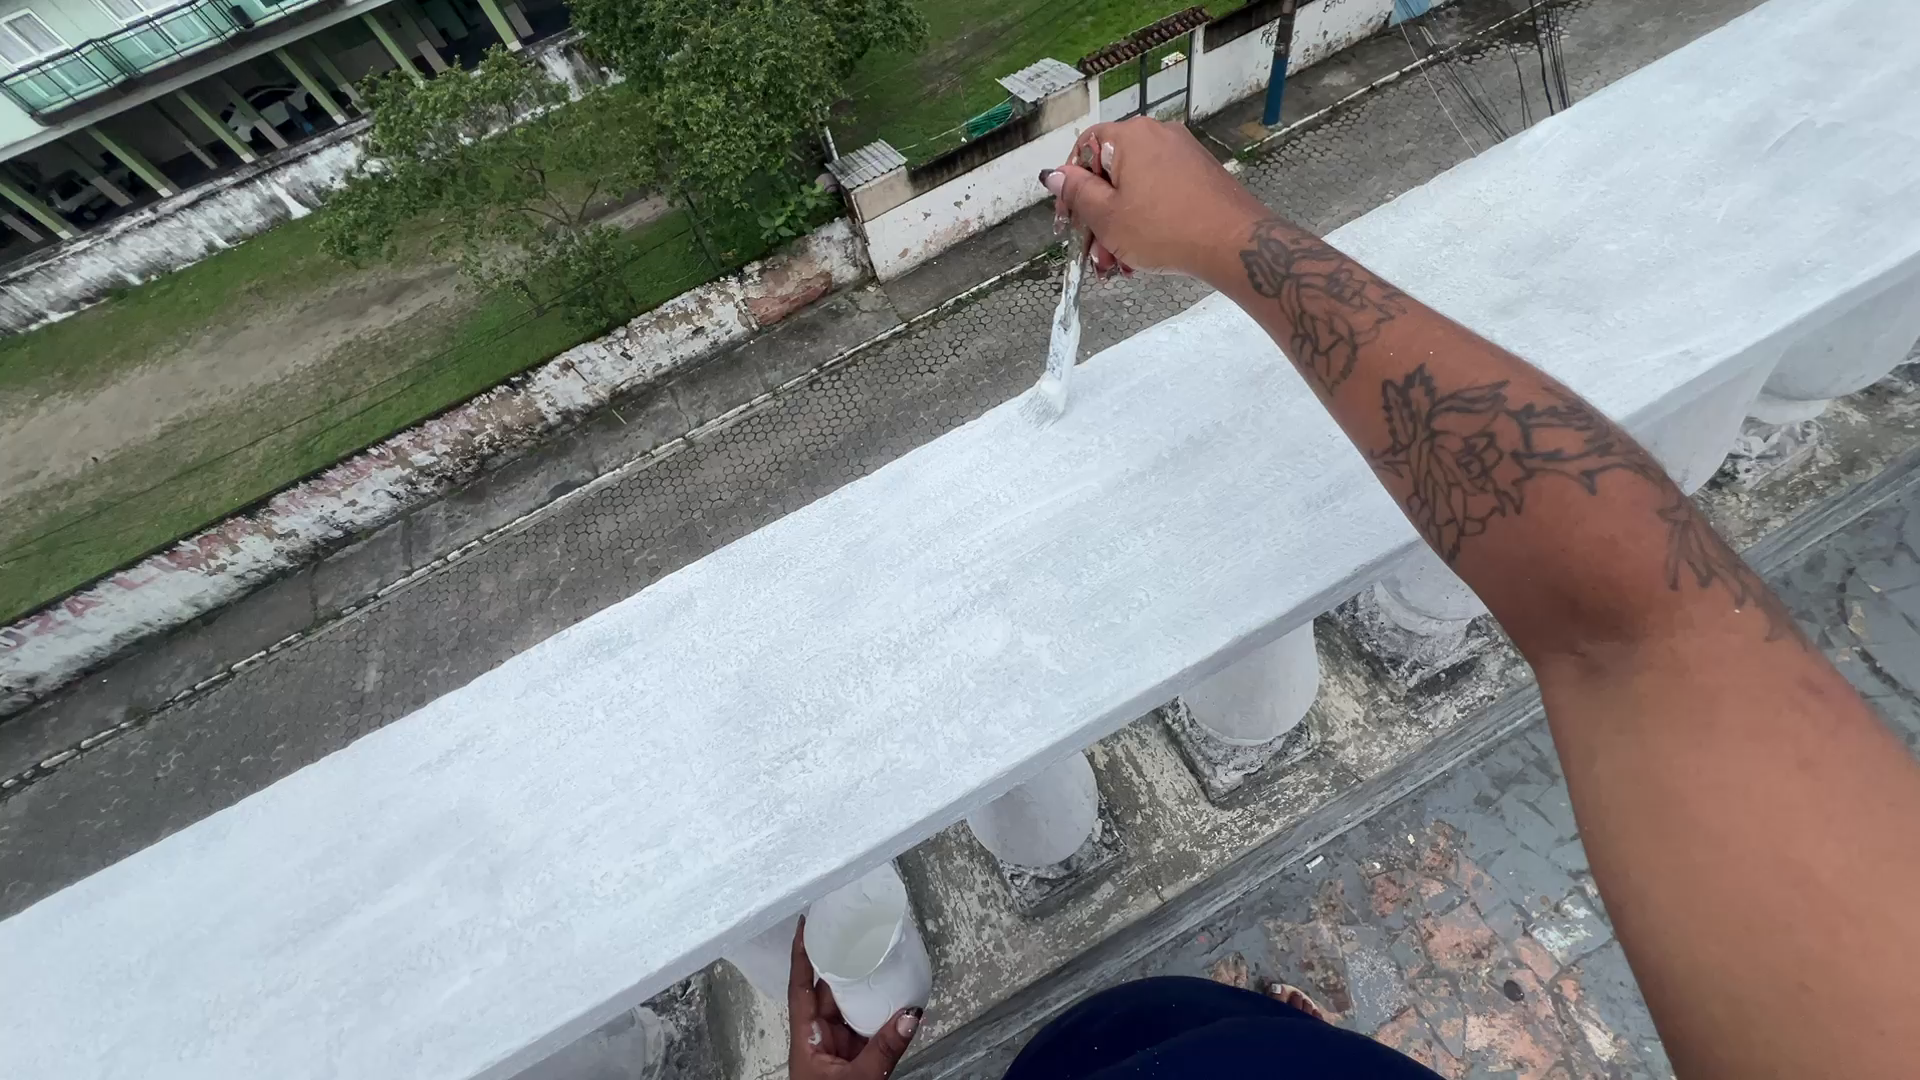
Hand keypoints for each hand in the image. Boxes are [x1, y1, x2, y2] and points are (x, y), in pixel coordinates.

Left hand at [788, 919, 920, 1079]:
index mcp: (805, 1039)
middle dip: (838, 959)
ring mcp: (834, 1049)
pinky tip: (891, 991)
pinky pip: (862, 1024)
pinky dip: (875, 1007)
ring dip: (858, 982)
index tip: (806, 923)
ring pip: (845, 1006)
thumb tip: (912, 1010)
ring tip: (875, 949)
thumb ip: (884, 1048)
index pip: (800, 986)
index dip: (801, 953)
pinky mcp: (852, 1061)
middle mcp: (817, 1038)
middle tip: (853, 926)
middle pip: (825, 990)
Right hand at [1041, 117, 1266, 282]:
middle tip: (1094, 256)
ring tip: (1119, 264)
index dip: (1070, 187)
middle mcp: (1156, 135)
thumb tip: (1052, 173)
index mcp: (1129, 136)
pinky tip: (1142, 253)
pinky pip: (1157, 194)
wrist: (1229, 241)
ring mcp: (1180, 153)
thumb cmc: (1162, 228)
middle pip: (1109, 173)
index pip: (1083, 149)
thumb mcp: (1106, 216)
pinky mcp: (1197, 174)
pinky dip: (1144, 221)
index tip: (1068, 222)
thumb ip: (1076, 193)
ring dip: (1118, 227)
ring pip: (1133, 189)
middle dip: (1096, 218)